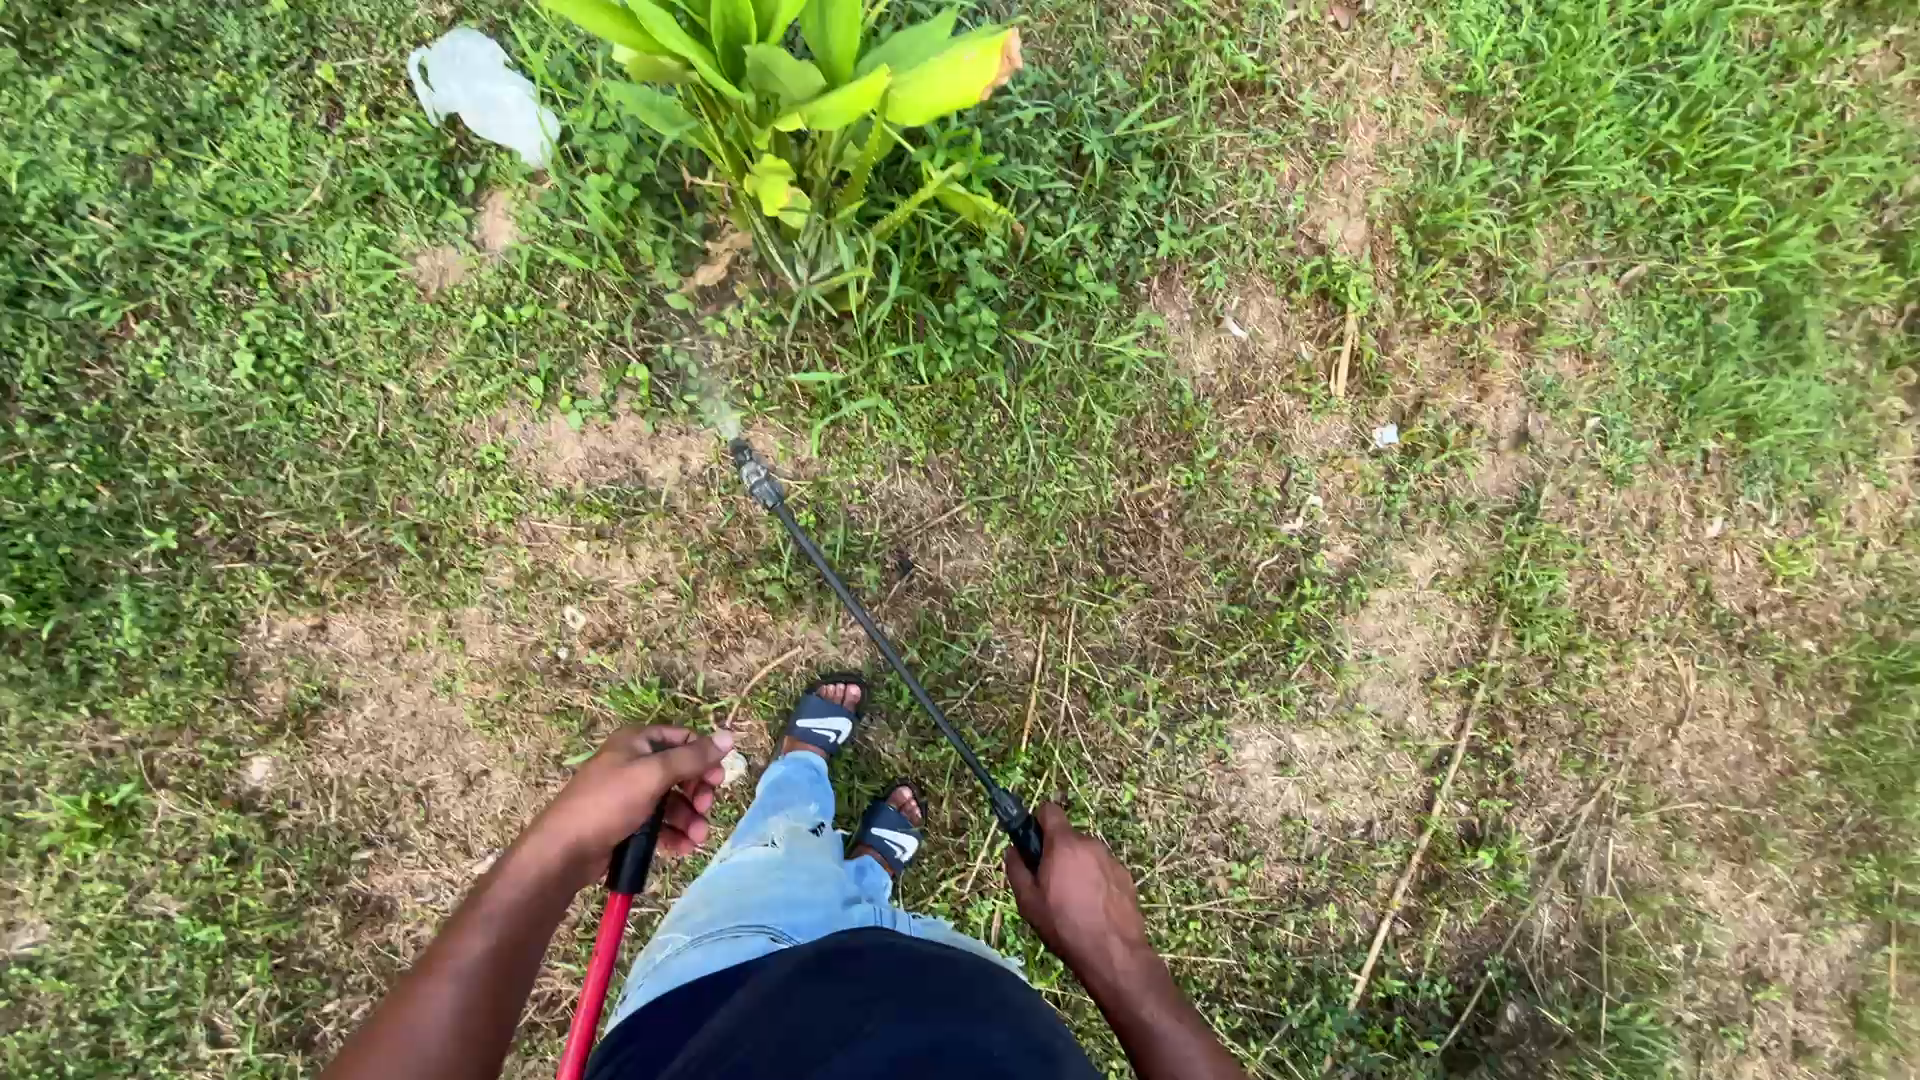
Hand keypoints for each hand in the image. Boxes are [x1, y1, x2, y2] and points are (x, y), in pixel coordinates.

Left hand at [523, 725, 733, 890]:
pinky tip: (683, 848)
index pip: (683, 739)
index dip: (704, 757)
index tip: (718, 779)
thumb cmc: (608, 803)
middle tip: (705, 808)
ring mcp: (631, 793)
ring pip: (673, 800)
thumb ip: (694, 757)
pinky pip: (660, 822)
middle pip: (682, 771)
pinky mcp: (628, 821)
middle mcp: (635, 762)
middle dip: (698, 793)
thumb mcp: (654, 774)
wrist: (562, 852)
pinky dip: (675, 833)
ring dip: (690, 818)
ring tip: (696, 838)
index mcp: (637, 741)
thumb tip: (730, 736)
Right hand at [1002, 802, 1155, 984]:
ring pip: (1086, 855)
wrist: (1113, 953)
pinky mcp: (1126, 876)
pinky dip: (1097, 881)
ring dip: (1078, 868)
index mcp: (1064, 844)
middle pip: (1068, 837)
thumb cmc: (1064, 925)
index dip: (1038, 823)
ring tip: (1075, 902)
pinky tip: (1095, 908)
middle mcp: (1089, 843)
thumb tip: (1013, 850)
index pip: (1049, 810)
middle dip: (1058, 854)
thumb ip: (1016, 869)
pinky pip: (1104, 869)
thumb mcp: (1028, 902)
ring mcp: (1111, 859)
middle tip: (1052, 885)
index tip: (1035, 845)